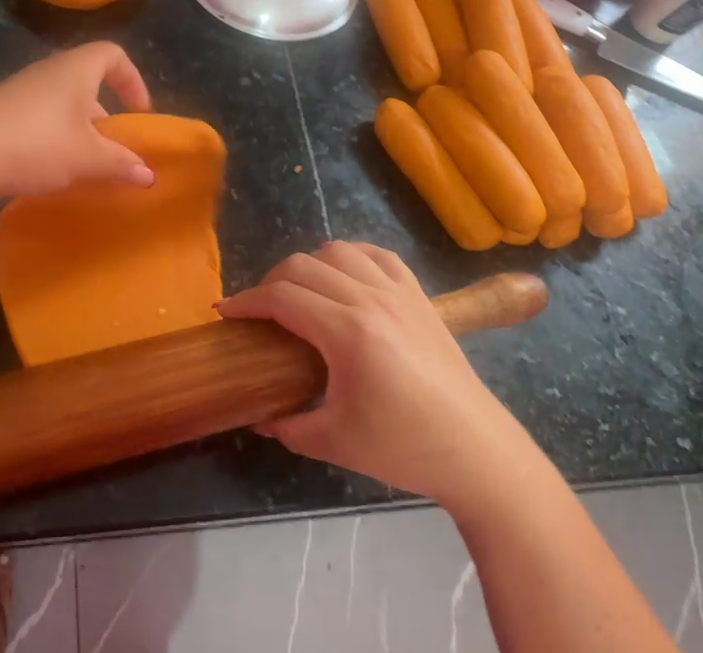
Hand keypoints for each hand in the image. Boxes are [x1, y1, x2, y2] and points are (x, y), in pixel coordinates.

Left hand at [0, 42, 154, 205]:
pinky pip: (35, 121)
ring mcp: (16, 93)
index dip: (132, 79)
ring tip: (82, 167)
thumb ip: (120, 164)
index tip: (139, 112)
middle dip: (104, 115)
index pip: (112, 54)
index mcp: (73, 70)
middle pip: (86, 83)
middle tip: (112, 149)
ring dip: (77, 132)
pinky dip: (50, 141)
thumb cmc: (36, 144)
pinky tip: (47, 172)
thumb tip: (149, 175)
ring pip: (60, 106)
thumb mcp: (87, 158)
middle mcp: (45, 73)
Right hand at [216, 242, 499, 503]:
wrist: (476, 452)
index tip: (225, 314)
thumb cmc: (403, 449)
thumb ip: (286, 424)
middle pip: (303, 266)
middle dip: (269, 283)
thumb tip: (257, 415)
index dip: (246, 301)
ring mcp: (400, 293)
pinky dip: (351, 257)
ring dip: (308, 266)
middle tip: (258, 313)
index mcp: (347, 332)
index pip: (282, 297)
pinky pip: (378, 256)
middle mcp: (372, 299)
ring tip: (298, 295)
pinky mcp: (421, 297)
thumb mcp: (333, 442)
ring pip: (339, 252)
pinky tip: (343, 277)